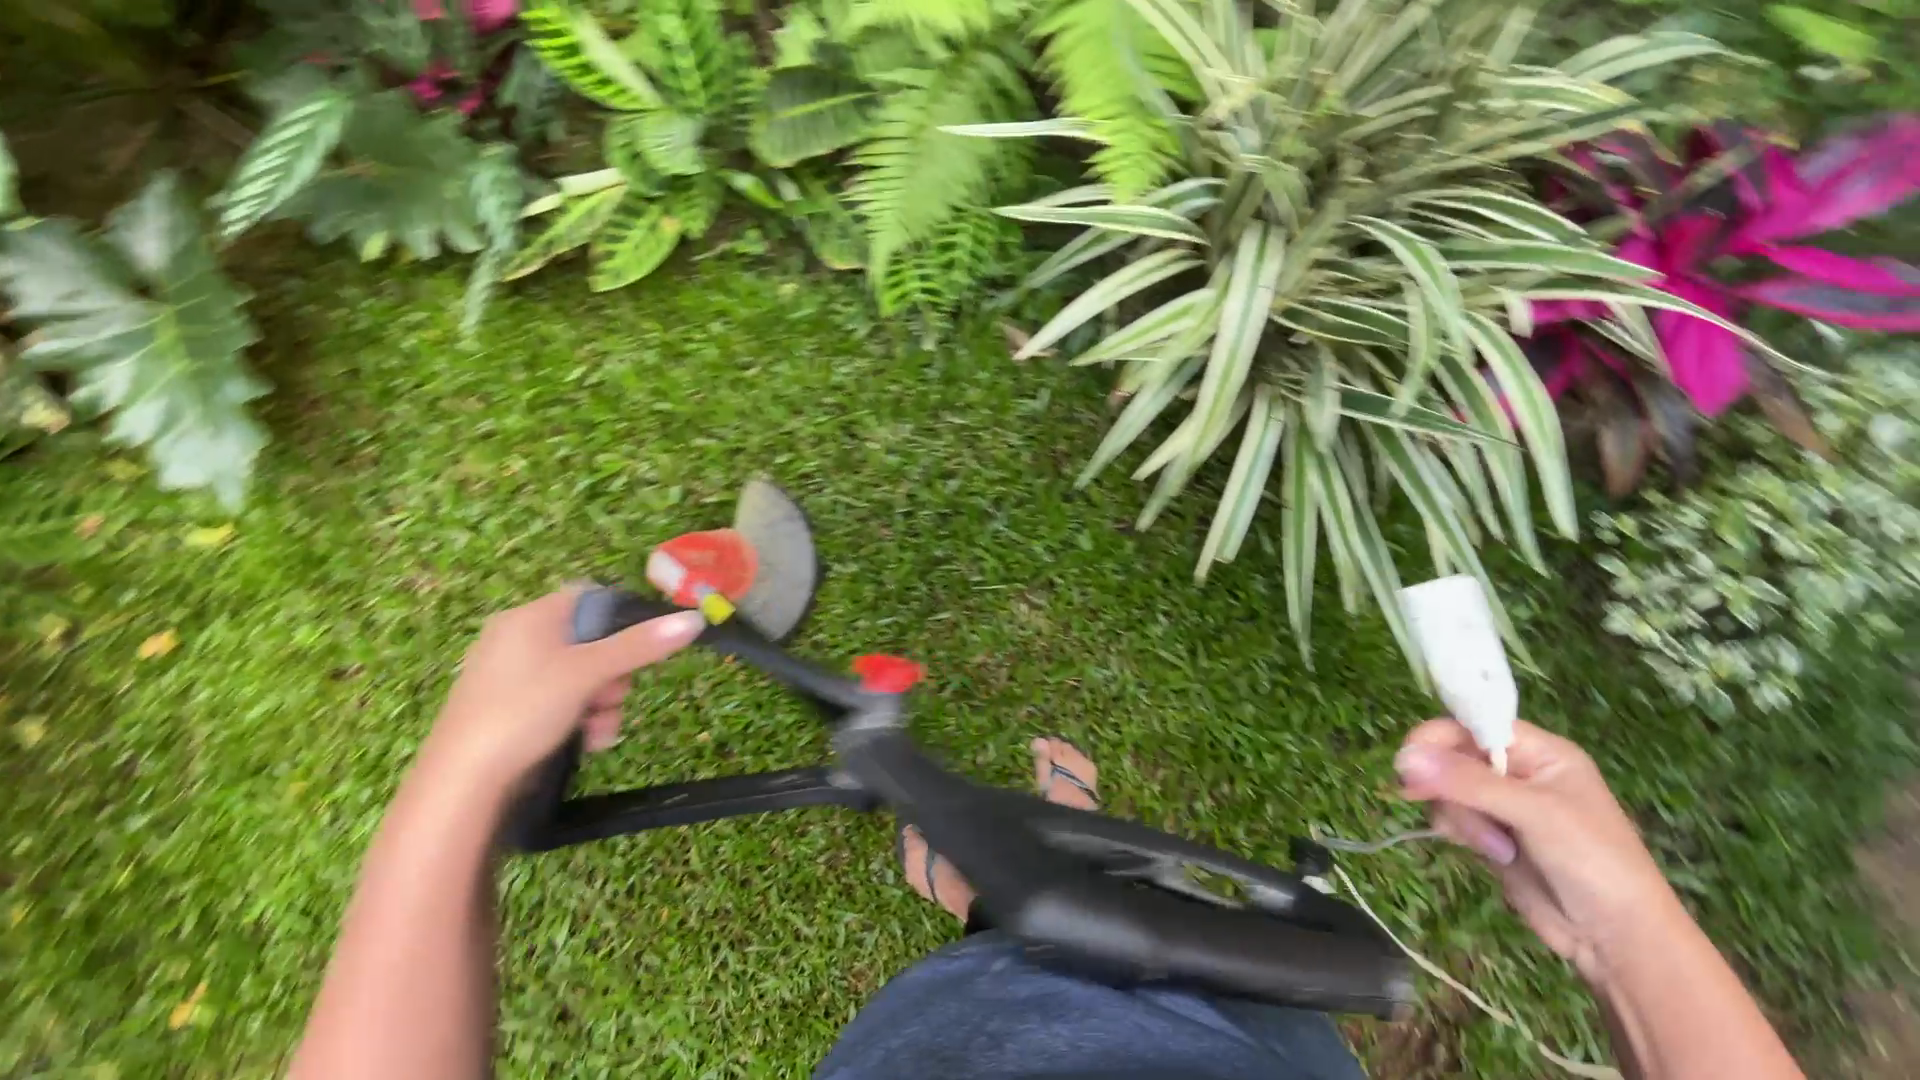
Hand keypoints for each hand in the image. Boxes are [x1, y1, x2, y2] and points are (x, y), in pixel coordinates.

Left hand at [421, 589, 706, 793]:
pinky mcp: (511, 708)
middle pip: (591, 641)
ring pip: (581, 676)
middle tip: (613, 697)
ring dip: (602, 703)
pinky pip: (561, 699)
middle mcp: (517, 638)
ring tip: (599, 731)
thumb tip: (694, 619)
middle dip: (614, 675)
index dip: (622, 619)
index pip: (589, 598)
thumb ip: (641, 646)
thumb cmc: (524, 711)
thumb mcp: (588, 674)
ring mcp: (512, 675)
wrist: (462, 781)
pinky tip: (586, 742)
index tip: (642, 648)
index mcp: (529, 618)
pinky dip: (580, 717)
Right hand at [1395, 719, 1682, 984]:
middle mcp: (1519, 772)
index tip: (1409, 764)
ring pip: (1447, 790)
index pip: (1473, 724)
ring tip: (1493, 846)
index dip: (1438, 738)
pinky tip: (1486, 853)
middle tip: (1437, 806)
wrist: (1618, 938)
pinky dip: (1459, 832)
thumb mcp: (1534, 813)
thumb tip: (1402, 757)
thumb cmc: (1593, 862)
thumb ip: (1468, 782)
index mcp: (1540, 753)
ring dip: (1459, 816)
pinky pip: (1453, 817)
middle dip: (1448, 785)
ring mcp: (1503, 805)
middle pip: (1453, 757)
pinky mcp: (1492, 835)